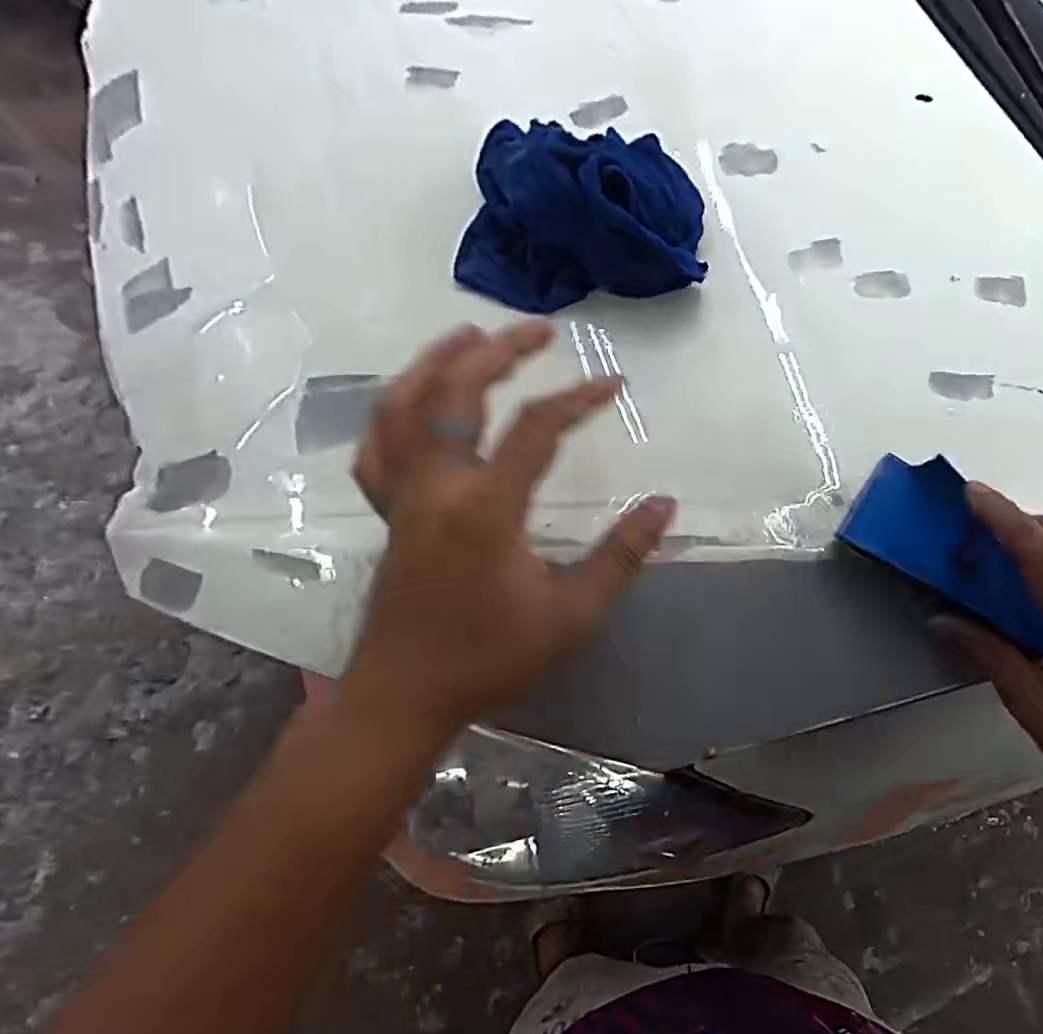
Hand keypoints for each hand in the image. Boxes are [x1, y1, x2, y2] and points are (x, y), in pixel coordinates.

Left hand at [345, 321, 674, 727]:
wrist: (406, 696)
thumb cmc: (493, 656)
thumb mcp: (574, 613)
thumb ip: (622, 555)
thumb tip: (664, 505)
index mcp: (485, 509)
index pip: (535, 429)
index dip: (577, 398)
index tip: (613, 384)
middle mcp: (436, 488)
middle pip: (455, 395)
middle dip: (497, 352)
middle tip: (537, 330)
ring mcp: (403, 498)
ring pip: (402, 408)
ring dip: (434, 363)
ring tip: (467, 334)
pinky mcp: (389, 514)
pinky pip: (378, 448)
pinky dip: (394, 413)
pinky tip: (412, 402)